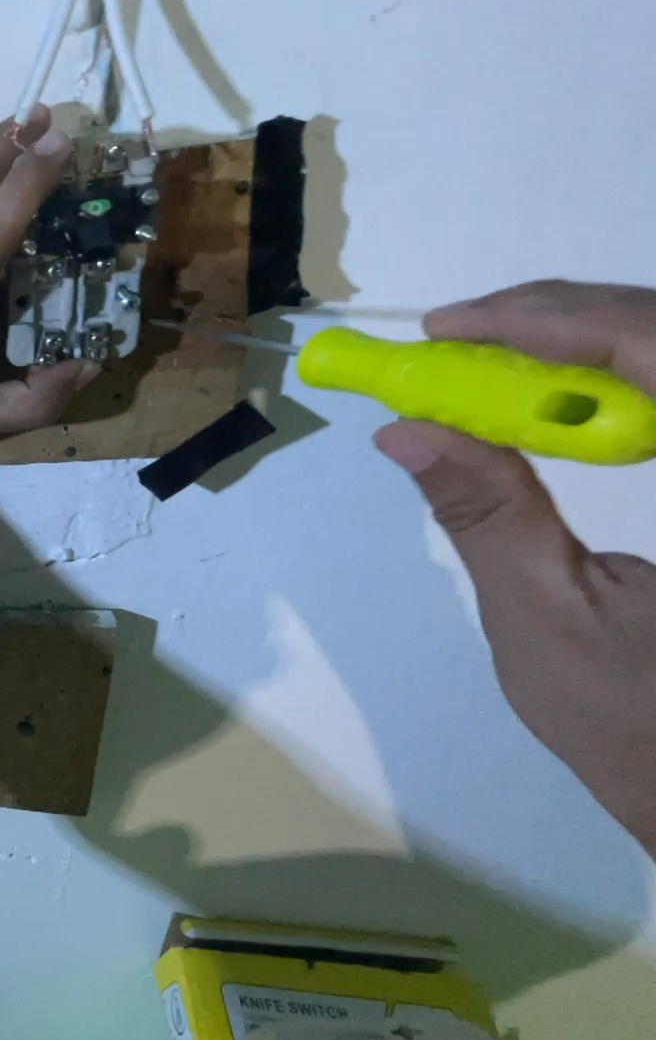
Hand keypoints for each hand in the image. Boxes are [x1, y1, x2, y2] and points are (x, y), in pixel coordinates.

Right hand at [374, 281, 655, 850]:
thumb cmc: (634, 719)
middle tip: (456, 339)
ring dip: (595, 341)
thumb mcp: (542, 612)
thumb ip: (484, 510)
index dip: (554, 322)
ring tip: (494, 361)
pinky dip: (627, 377)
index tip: (450, 328)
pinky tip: (566, 395)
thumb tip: (406, 431)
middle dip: (565, 320)